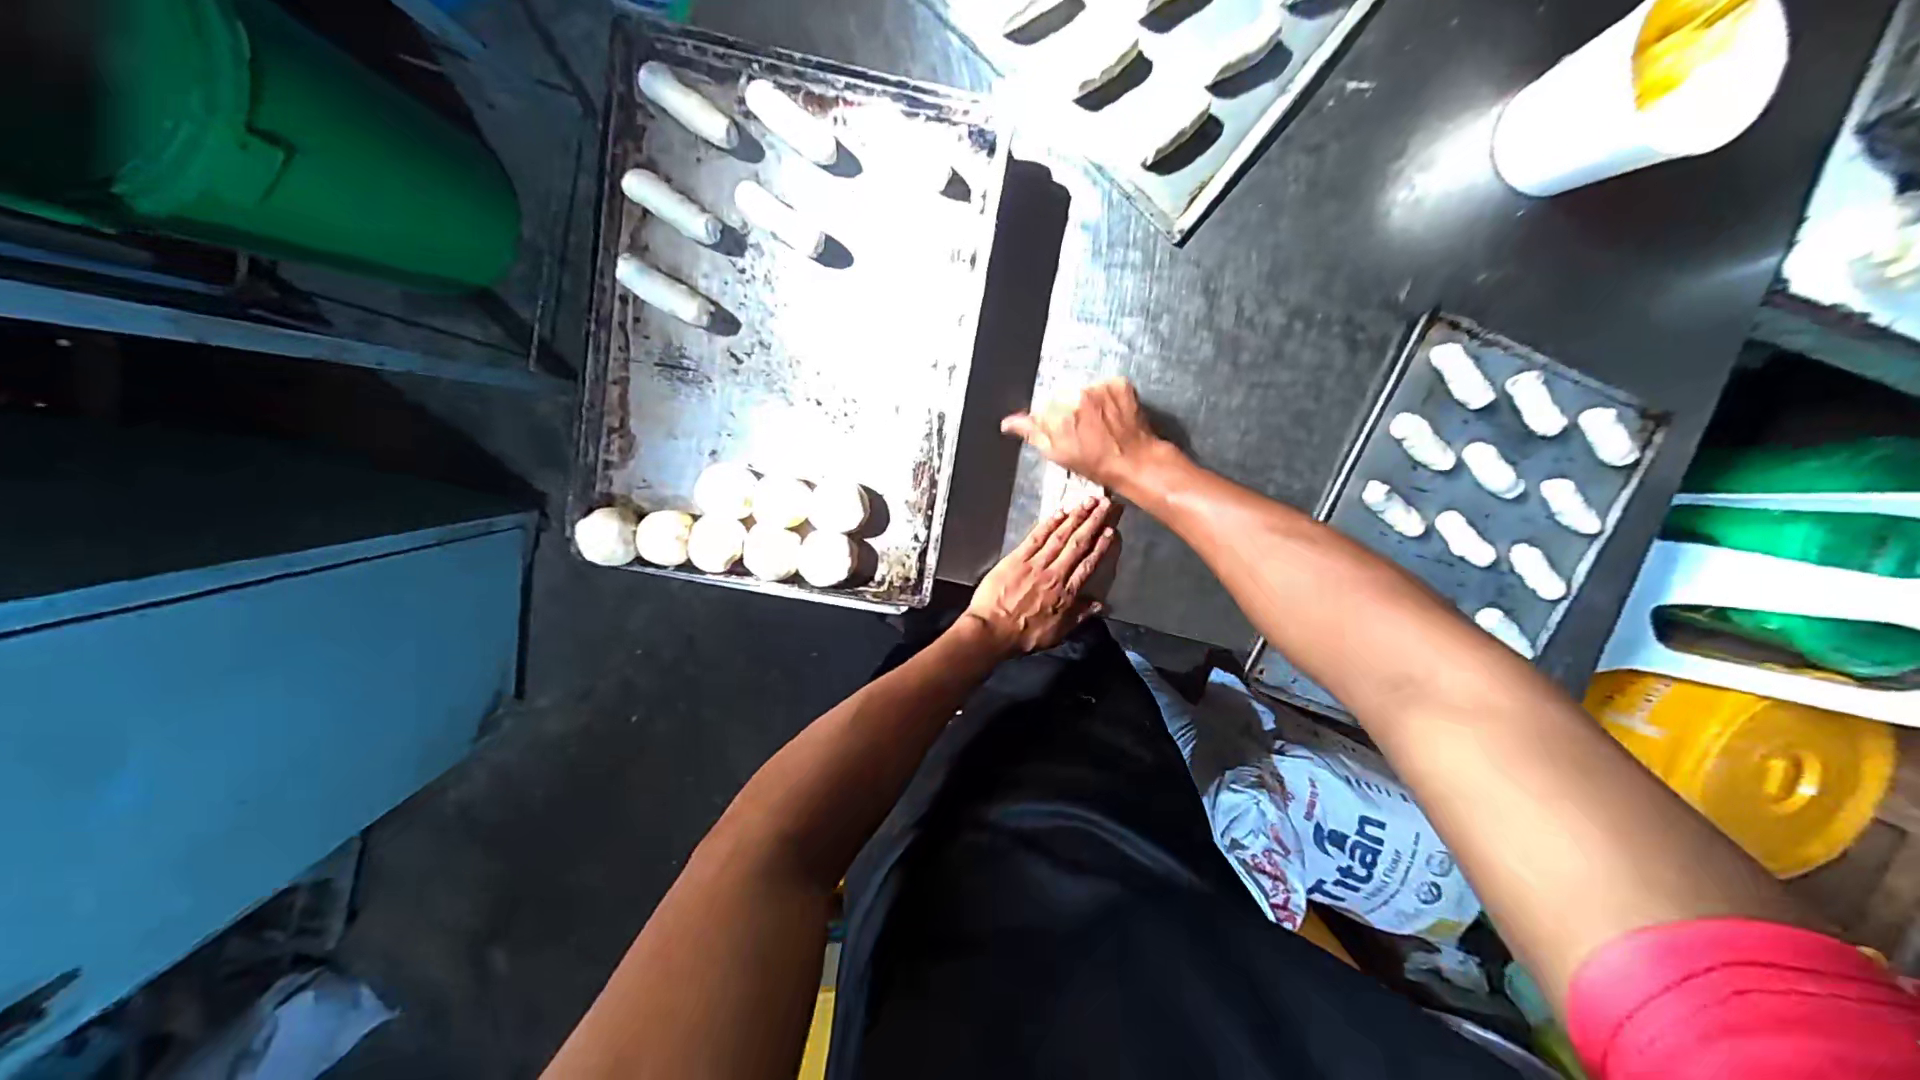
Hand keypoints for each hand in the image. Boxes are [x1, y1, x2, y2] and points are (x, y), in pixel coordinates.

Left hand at [963, 496, 1117, 656]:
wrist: (992, 631)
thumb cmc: (1024, 636)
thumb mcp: (1057, 632)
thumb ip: (1079, 616)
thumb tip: (1099, 604)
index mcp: (1066, 594)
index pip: (1088, 565)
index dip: (1100, 547)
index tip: (1110, 531)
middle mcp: (1054, 574)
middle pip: (1078, 544)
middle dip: (1093, 522)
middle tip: (1106, 505)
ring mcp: (1035, 564)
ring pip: (1060, 537)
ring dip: (1076, 518)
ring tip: (1088, 502)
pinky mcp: (1016, 559)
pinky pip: (1036, 537)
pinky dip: (1049, 524)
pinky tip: (1060, 512)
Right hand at [1000, 378, 1172, 493]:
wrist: (1136, 461)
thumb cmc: (1096, 464)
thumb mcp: (1057, 454)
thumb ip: (1032, 433)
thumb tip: (1008, 423)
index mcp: (1057, 414)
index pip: (1043, 408)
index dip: (1053, 421)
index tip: (1066, 432)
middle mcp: (1076, 395)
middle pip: (1063, 396)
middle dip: (1070, 410)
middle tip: (1085, 430)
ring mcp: (1100, 387)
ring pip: (1084, 390)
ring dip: (1089, 403)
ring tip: (1101, 424)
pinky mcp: (1119, 383)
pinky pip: (1104, 386)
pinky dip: (1107, 398)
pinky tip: (1112, 415)